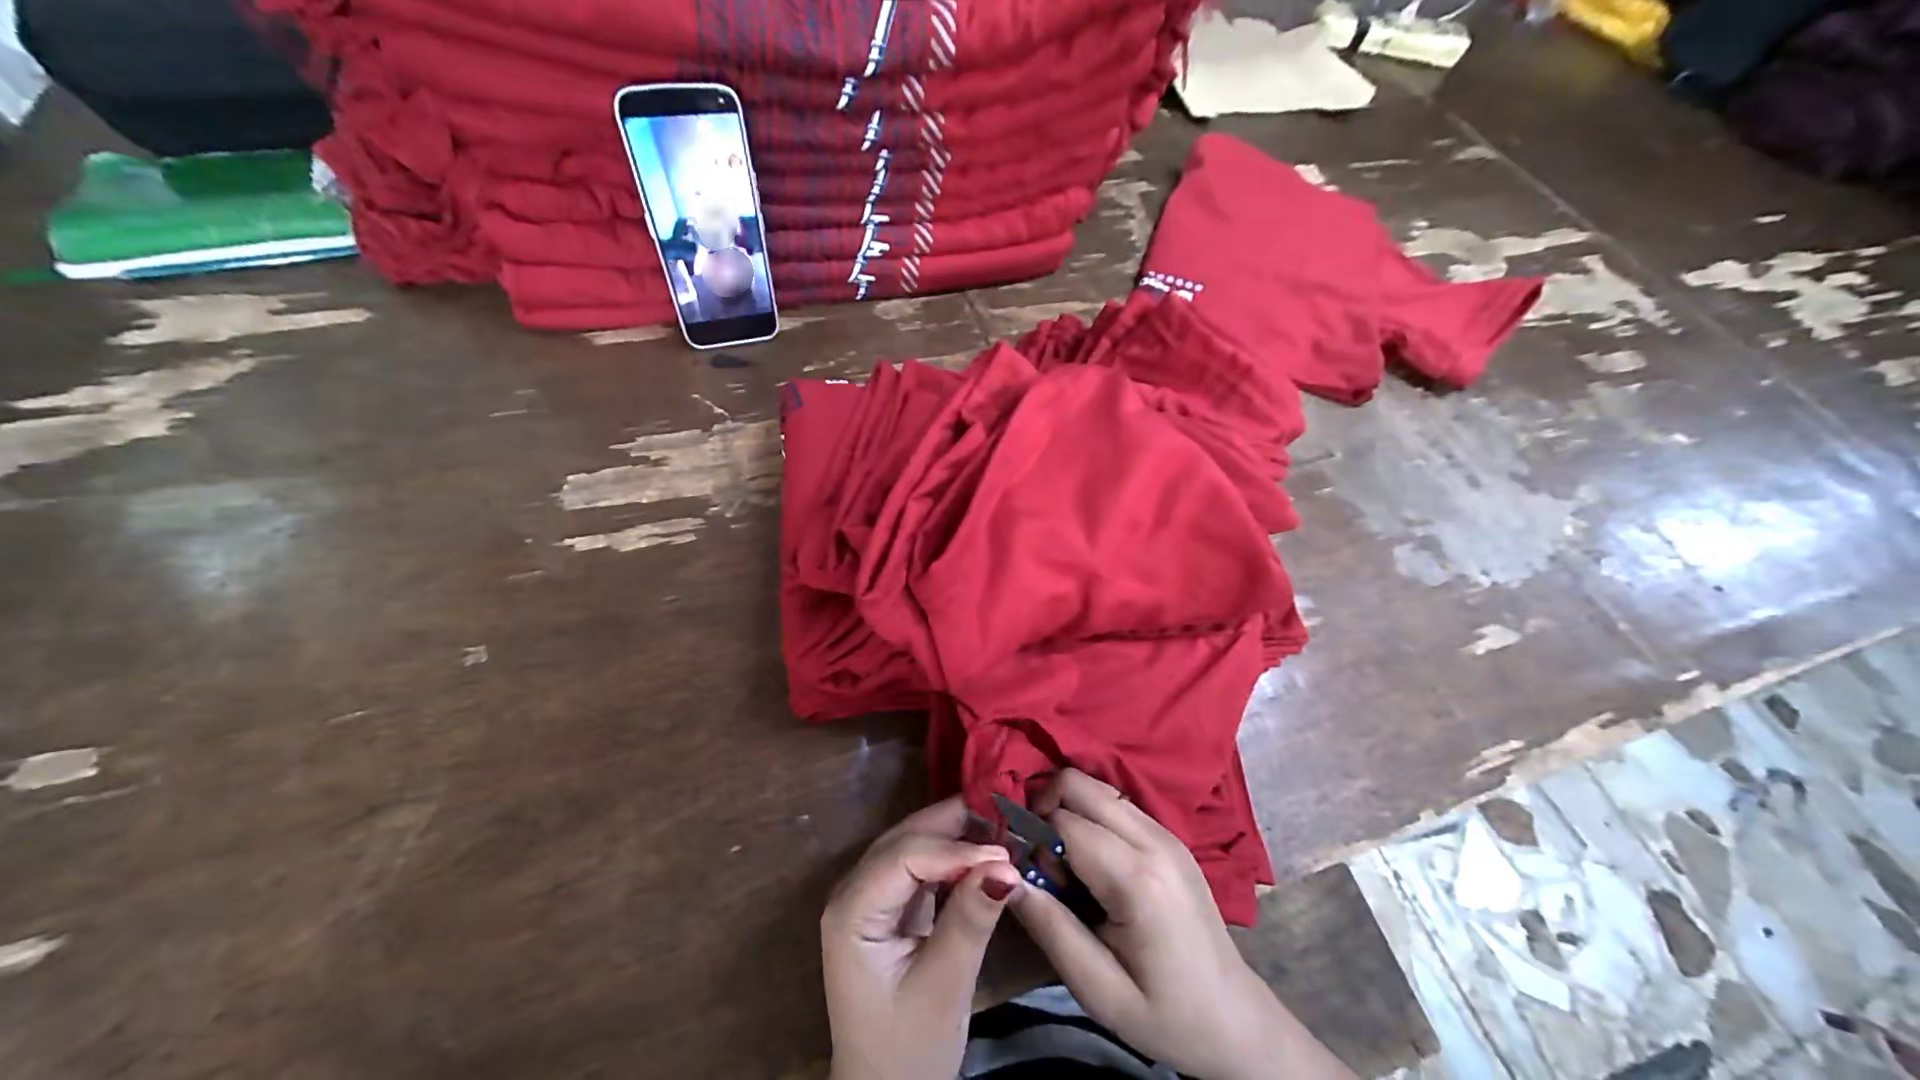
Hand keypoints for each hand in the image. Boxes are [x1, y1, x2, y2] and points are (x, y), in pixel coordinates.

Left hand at [821, 795, 1022, 1079]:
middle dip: (957, 824)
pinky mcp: (890, 905)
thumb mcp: (944, 988)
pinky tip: (985, 853)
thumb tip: (1006, 867)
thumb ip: (969, 921)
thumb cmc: (909, 1047)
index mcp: (851, 911)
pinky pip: (922, 864)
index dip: (956, 848)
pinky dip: (955, 856)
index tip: (1006, 854)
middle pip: (906, 839)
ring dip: (958, 833)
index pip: (904, 855)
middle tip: (1010, 816)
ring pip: (915, 843)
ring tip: (1005, 829)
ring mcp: (870, 895)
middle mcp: (853, 891)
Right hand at [1007, 770, 1356, 1079]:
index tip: (1030, 879)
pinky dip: (1089, 816)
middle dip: (1045, 809)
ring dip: (1068, 811)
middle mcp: (1155, 840)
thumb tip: (1001, 874)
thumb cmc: (1165, 1015)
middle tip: (1042, 862)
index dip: (1033, 841)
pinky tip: (1090, 863)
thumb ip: (1047, 925)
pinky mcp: (1170, 836)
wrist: (1235, 1021)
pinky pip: (1115, 803)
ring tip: (1066, 866)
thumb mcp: (1097, 988)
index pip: (1063, 821)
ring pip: (1096, 787)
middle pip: (1079, 784)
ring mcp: (1167, 833)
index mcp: (1138, 879)